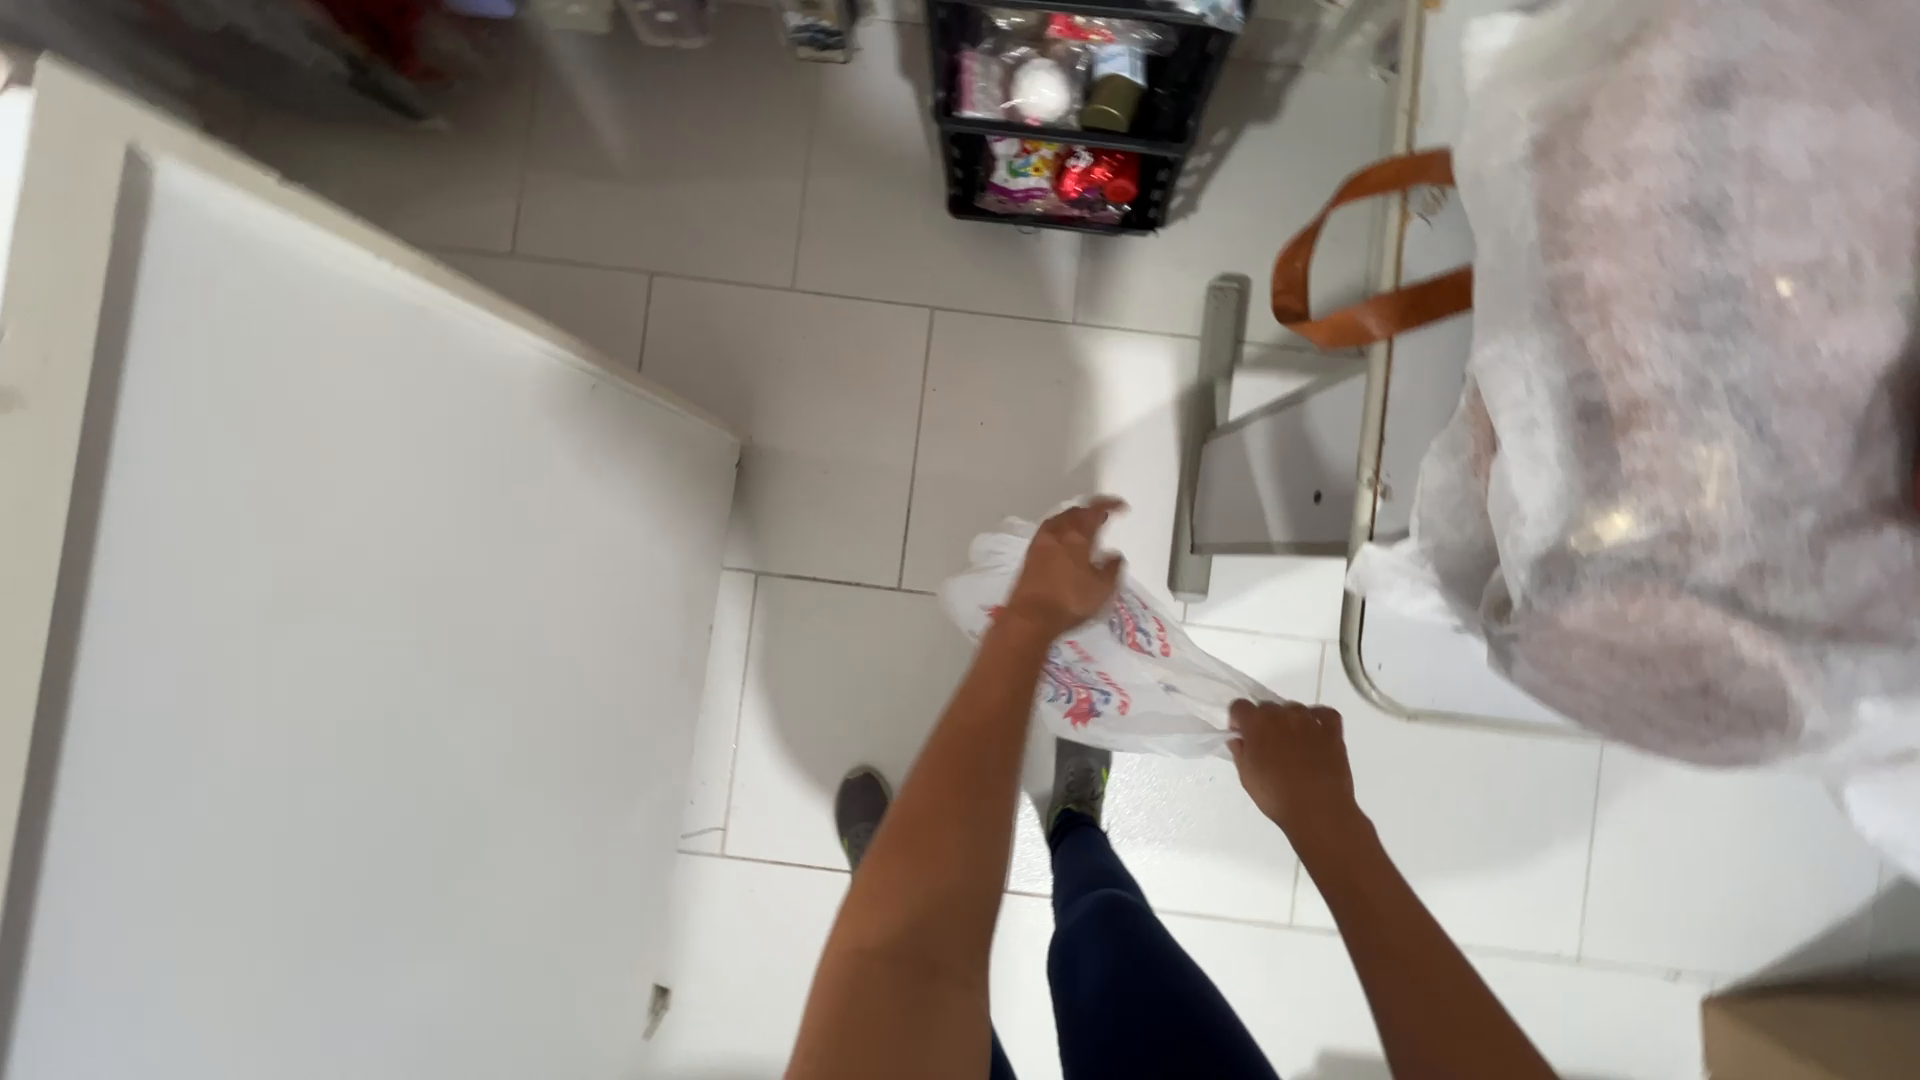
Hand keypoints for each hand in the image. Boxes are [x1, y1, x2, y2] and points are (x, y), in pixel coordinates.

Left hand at [1000, 498, 1126, 639]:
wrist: (1030, 617)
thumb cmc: (1071, 602)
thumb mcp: (1102, 589)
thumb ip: (1112, 569)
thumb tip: (1114, 555)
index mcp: (1077, 536)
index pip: (1095, 510)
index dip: (1109, 505)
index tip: (1121, 507)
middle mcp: (1056, 533)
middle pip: (1074, 512)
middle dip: (1090, 511)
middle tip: (1103, 517)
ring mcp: (1039, 543)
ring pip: (1058, 520)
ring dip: (1073, 519)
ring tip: (1083, 528)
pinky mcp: (1029, 556)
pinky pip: (1048, 532)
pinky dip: (1060, 530)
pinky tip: (1064, 543)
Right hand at [1229, 699, 1366, 846]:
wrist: (1318, 811)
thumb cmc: (1276, 796)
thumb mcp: (1246, 776)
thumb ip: (1239, 752)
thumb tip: (1238, 739)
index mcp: (1257, 723)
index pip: (1239, 706)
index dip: (1238, 720)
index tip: (1242, 737)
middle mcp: (1282, 715)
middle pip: (1267, 706)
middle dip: (1263, 722)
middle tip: (1267, 746)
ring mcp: (1310, 721)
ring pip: (1294, 709)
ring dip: (1288, 721)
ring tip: (1292, 744)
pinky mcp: (1332, 732)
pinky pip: (1325, 713)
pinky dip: (1318, 718)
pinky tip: (1314, 732)